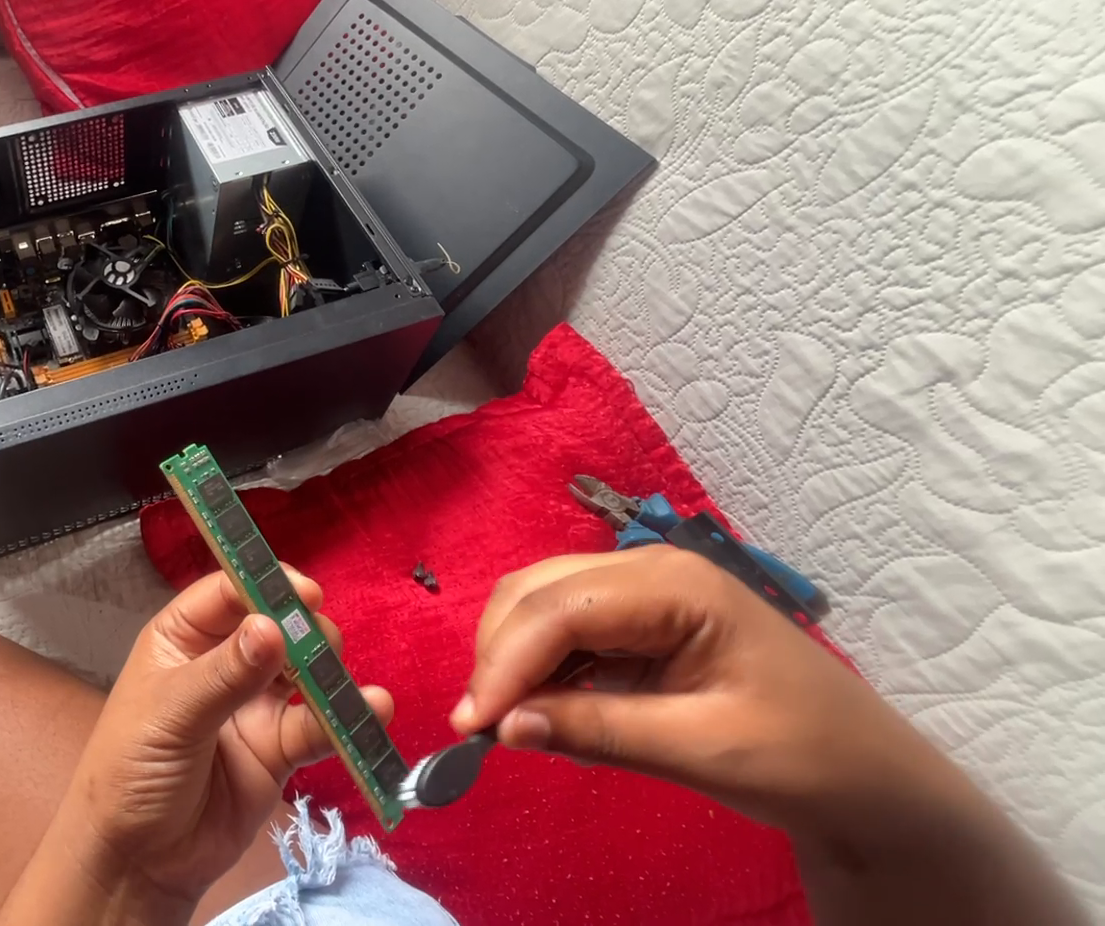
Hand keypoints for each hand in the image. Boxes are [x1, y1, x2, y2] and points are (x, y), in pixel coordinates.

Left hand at [12, 566, 391, 921]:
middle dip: (302, 624)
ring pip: (302, 670)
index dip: (264, 584)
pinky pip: (316, 725)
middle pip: (274, 625)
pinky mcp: (278, 749)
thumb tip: (272, 627)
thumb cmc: (130, 770)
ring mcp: (254, 705)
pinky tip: (373, 708)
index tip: (303, 592)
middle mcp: (223, 662)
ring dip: (327, 666)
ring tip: (338, 673)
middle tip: (319, 639)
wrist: (139, 861)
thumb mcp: (171, 714)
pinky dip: (344, 718)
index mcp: (184, 638)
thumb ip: (224, 674)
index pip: (228, 593)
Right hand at [453, 546, 1085, 925]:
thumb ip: (597, 730)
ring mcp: (636, 588)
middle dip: (497, 654)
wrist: (877, 780)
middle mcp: (644, 569)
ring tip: (502, 719)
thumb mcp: (705, 751)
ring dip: (508, 656)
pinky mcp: (630, 617)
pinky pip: (558, 627)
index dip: (506, 663)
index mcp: (675, 585)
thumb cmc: (809, 759)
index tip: (472, 724)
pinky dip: (533, 664)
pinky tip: (536, 705)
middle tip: (480, 725)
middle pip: (535, 593)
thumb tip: (503, 727)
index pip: (560, 609)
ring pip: (535, 603)